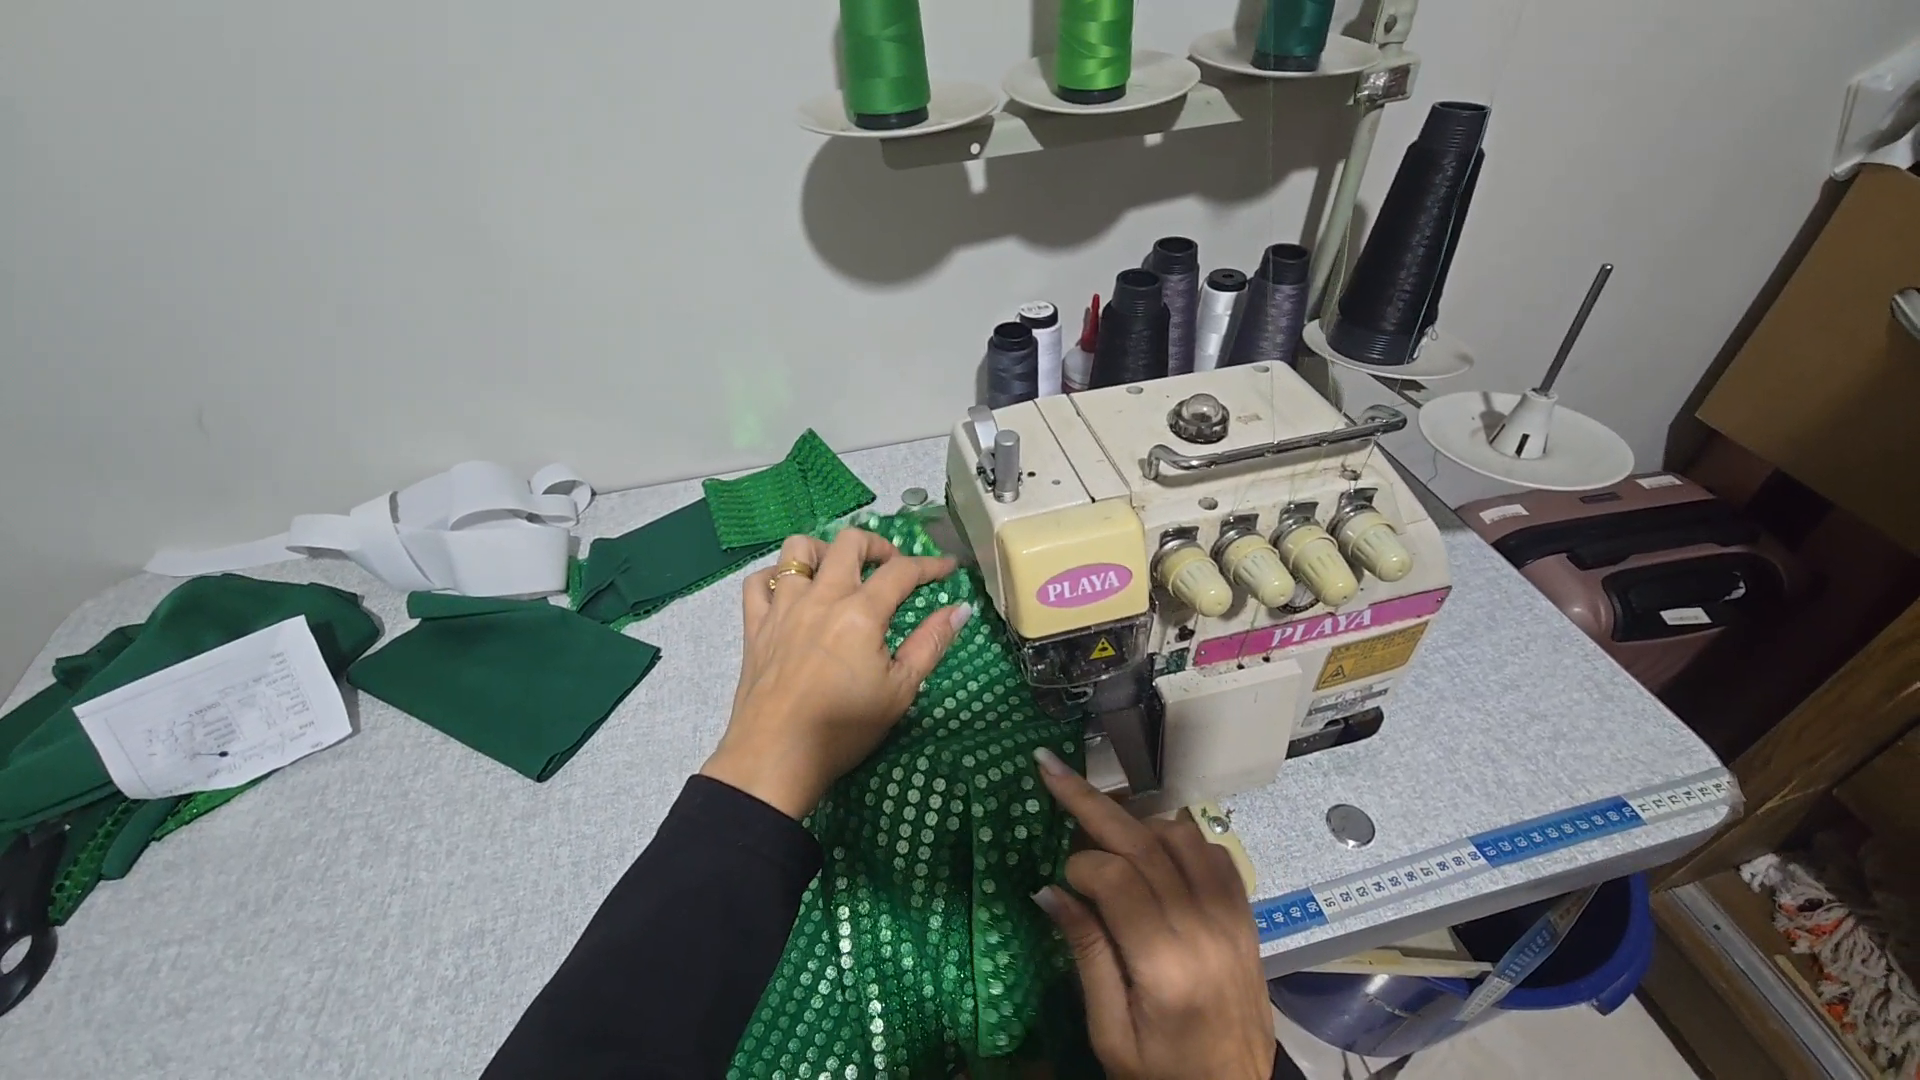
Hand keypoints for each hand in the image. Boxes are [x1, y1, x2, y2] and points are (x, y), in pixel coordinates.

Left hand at [701, 530, 970, 819]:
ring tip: (839, 571)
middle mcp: (820, 597)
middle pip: (849, 542)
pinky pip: (758, 582)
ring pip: (797, 549)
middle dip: (878, 544)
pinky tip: (792, 592)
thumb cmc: (844, 728)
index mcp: (860, 613)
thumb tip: (959, 609)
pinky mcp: (755, 625)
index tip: (948, 567)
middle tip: (892, 566)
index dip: (930, 565)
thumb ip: (930, 644)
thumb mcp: (900, 690)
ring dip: (824, 550)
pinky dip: (776, 576)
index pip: (902, 571)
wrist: (775, 757)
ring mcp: (782, 608)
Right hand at [1031, 748, 1276, 1079]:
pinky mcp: (1246, 913)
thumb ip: (1086, 954)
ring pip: (1179, 833)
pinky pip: (1211, 848)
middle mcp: (1204, 928)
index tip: (1061, 880)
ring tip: (1106, 835)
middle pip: (1143, 841)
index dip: (1078, 866)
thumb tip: (1050, 889)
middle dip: (1090, 800)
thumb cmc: (1162, 1073)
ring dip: (1136, 822)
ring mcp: (1231, 916)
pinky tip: (1154, 851)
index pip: (1116, 878)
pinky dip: (1177, 835)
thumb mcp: (1110, 1032)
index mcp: (1166, 965)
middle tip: (1051, 768)